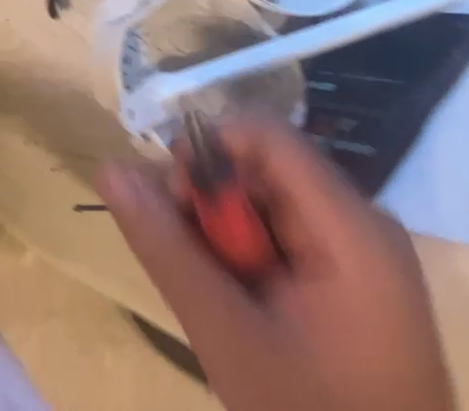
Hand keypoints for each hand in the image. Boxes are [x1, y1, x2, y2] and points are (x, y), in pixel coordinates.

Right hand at [99, 118, 453, 410]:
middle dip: (203, 198)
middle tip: (181, 253)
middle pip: (257, 167)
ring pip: (258, 201)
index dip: (204, 151)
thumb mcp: (226, 332)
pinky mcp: (344, 277)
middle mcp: (359, 225)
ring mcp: (355, 252)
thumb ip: (166, 245)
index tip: (167, 198)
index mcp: (351, 231)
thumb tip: (109, 167)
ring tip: (206, 287)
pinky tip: (230, 297)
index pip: (263, 136)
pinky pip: (273, 232)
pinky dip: (237, 252)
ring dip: (215, 230)